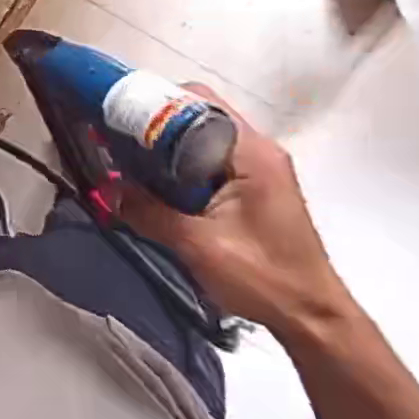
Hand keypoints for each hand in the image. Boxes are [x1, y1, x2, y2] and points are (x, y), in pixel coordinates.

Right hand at [121, 84, 358, 339]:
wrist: (312, 317)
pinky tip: (160, 185)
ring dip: (169, 146)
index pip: (198, 101)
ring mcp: (259, 166)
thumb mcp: (197, 246)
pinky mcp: (255, 185)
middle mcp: (258, 148)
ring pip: (203, 137)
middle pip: (199, 114)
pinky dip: (183, 164)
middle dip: (157, 124)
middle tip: (120, 141)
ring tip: (132, 161)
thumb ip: (149, 213)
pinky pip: (211, 158)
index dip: (156, 103)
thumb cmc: (263, 277)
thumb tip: (106, 189)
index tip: (121, 118)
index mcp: (251, 151)